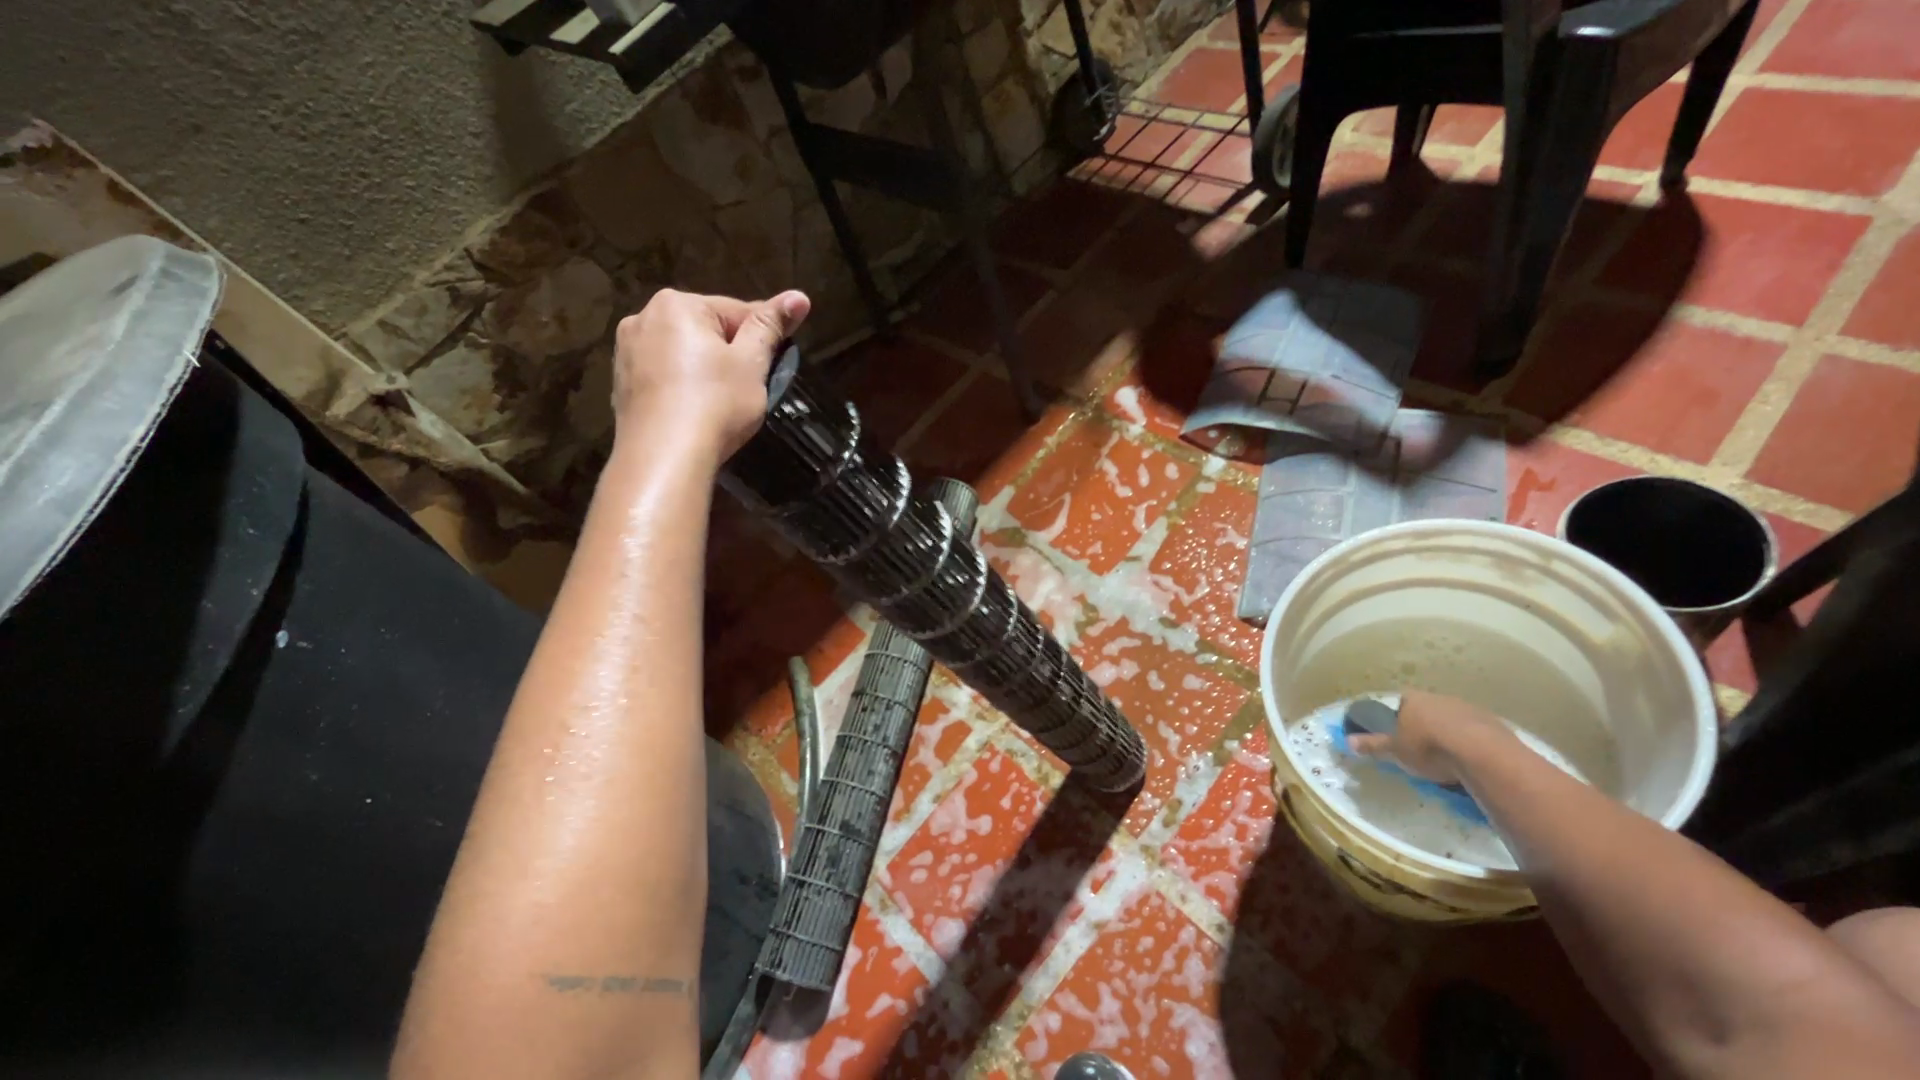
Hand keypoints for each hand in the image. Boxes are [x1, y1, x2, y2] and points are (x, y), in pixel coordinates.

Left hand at [611, 288, 810, 456]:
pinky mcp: (620, 386)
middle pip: (705, 330)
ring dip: (704, 370)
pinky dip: (681, 388)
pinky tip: (694, 412)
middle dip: (729, 353)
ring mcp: (625, 353)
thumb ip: (771, 326)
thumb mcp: (752, 363)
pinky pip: (663, 377)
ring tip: (721, 404)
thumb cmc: (715, 404)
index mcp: (677, 304)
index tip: (775, 363)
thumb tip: (799, 296)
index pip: (736, 311)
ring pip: (682, 354)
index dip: (762, 338)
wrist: (663, 458)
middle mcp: (643, 318)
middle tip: (747, 388)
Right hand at [1349, 690, 1514, 785]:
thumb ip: (1372, 745)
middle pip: (1426, 708)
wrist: (1482, 754)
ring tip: (1446, 755)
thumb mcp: (1395, 751)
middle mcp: (1438, 697)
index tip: (1396, 734)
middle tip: (1420, 747)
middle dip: (1423, 724)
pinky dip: (1468, 739)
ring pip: (1451, 717)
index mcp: (1412, 699)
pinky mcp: (1490, 721)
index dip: (1396, 717)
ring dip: (1447, 731)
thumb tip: (1347, 741)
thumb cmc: (1429, 748)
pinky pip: (1473, 729)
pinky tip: (1468, 757)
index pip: (1399, 702)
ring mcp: (1466, 707)